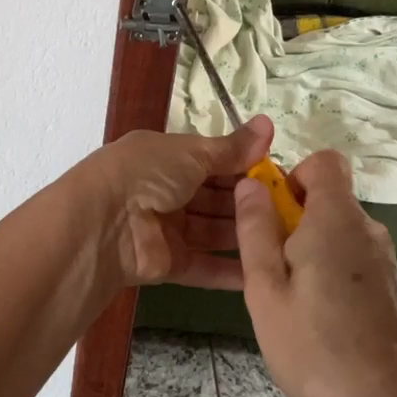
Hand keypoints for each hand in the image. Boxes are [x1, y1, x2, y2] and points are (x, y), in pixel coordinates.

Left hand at [73, 116, 274, 289]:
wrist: (104, 223)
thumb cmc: (147, 174)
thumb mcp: (191, 153)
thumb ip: (230, 148)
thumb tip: (267, 124)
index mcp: (166, 156)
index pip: (212, 160)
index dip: (243, 166)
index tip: (280, 175)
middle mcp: (165, 189)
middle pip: (214, 196)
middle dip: (247, 201)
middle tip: (292, 210)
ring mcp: (166, 227)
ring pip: (212, 230)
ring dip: (243, 234)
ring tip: (288, 240)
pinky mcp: (168, 263)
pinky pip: (204, 266)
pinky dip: (230, 271)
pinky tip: (264, 272)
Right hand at [234, 151, 396, 396]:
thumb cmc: (315, 350)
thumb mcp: (265, 289)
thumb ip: (255, 229)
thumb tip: (250, 182)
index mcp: (338, 220)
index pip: (326, 162)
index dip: (295, 174)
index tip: (273, 212)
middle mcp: (369, 232)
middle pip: (329, 201)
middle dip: (294, 221)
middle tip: (271, 270)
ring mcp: (386, 266)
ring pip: (340, 236)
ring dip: (311, 253)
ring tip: (292, 304)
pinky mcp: (393, 295)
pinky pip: (354, 264)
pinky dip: (331, 277)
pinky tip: (319, 324)